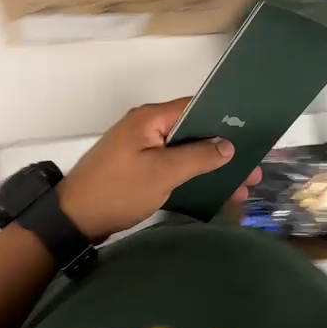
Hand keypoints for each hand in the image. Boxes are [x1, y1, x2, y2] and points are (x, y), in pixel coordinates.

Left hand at [56, 98, 263, 239]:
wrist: (73, 219)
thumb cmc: (118, 190)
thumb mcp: (162, 173)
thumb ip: (197, 156)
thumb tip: (227, 144)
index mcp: (150, 119)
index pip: (195, 107)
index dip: (224, 119)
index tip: (252, 134)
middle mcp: (147, 128)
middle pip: (193, 131)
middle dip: (223, 150)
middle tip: (253, 172)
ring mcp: (141, 149)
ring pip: (185, 152)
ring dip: (211, 167)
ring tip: (242, 188)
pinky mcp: (138, 169)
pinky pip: (173, 167)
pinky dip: (193, 177)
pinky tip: (215, 193)